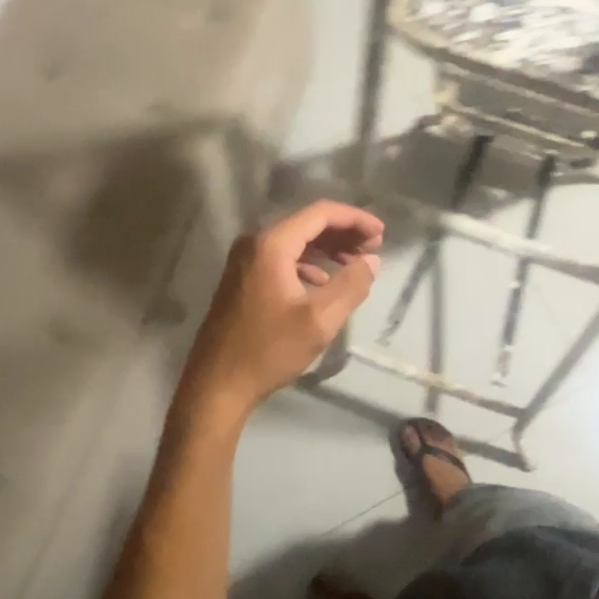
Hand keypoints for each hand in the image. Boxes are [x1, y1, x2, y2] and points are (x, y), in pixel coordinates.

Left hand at [176, 200, 383, 423]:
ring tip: (355, 263)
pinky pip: (281, 258)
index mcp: (271, 244)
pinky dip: (307, 263)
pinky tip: (324, 282)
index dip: (355, 219)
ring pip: (294, 242)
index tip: (381, 234)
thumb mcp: (319, 320)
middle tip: (373, 248)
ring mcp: (244, 261)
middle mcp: (254, 243)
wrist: (217, 384)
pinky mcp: (242, 279)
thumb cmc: (269, 350)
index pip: (320, 214)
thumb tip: (371, 260)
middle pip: (307, 224)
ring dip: (327, 248)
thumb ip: (351, 285)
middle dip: (343, 232)